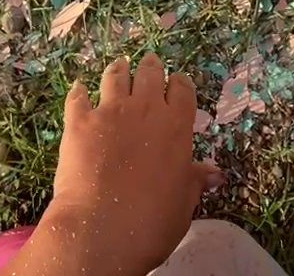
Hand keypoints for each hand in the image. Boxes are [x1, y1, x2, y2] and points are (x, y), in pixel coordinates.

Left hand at [3, 54, 218, 275]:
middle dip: (150, 66)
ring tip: (119, 66)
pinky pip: (78, 96)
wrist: (102, 230)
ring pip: (116, 76)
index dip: (179, 83)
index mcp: (176, 125)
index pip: (182, 89)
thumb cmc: (152, 222)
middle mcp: (146, 108)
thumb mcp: (183, 203)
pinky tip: (79, 88)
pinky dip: (79, 91)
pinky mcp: (80, 120)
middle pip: (150, 72)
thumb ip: (195, 180)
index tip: (176, 84)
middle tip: (149, 63)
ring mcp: (111, 111)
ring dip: (119, 70)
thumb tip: (215, 174)